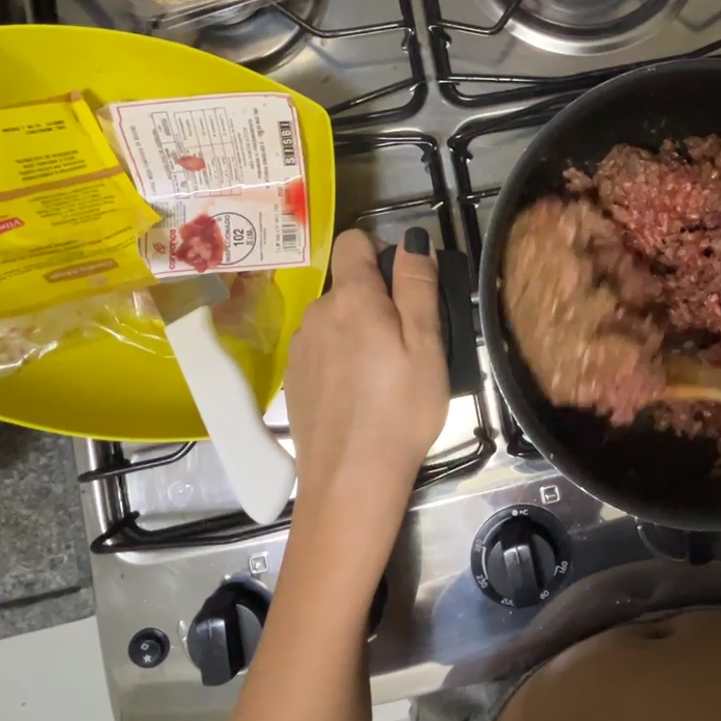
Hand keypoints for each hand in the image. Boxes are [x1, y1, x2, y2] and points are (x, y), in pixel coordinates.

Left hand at [283, 228, 449, 528]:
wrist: (350, 480)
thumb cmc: (401, 409)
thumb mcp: (427, 344)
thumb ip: (417, 286)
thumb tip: (412, 239)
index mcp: (352, 299)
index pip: (353, 242)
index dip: (381, 251)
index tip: (405, 285)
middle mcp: (317, 314)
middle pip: (348, 285)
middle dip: (378, 300)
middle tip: (410, 344)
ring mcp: (300, 348)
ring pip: (336, 319)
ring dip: (360, 331)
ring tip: (386, 375)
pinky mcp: (294, 379)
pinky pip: (323, 349)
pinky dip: (342, 358)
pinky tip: (360, 395)